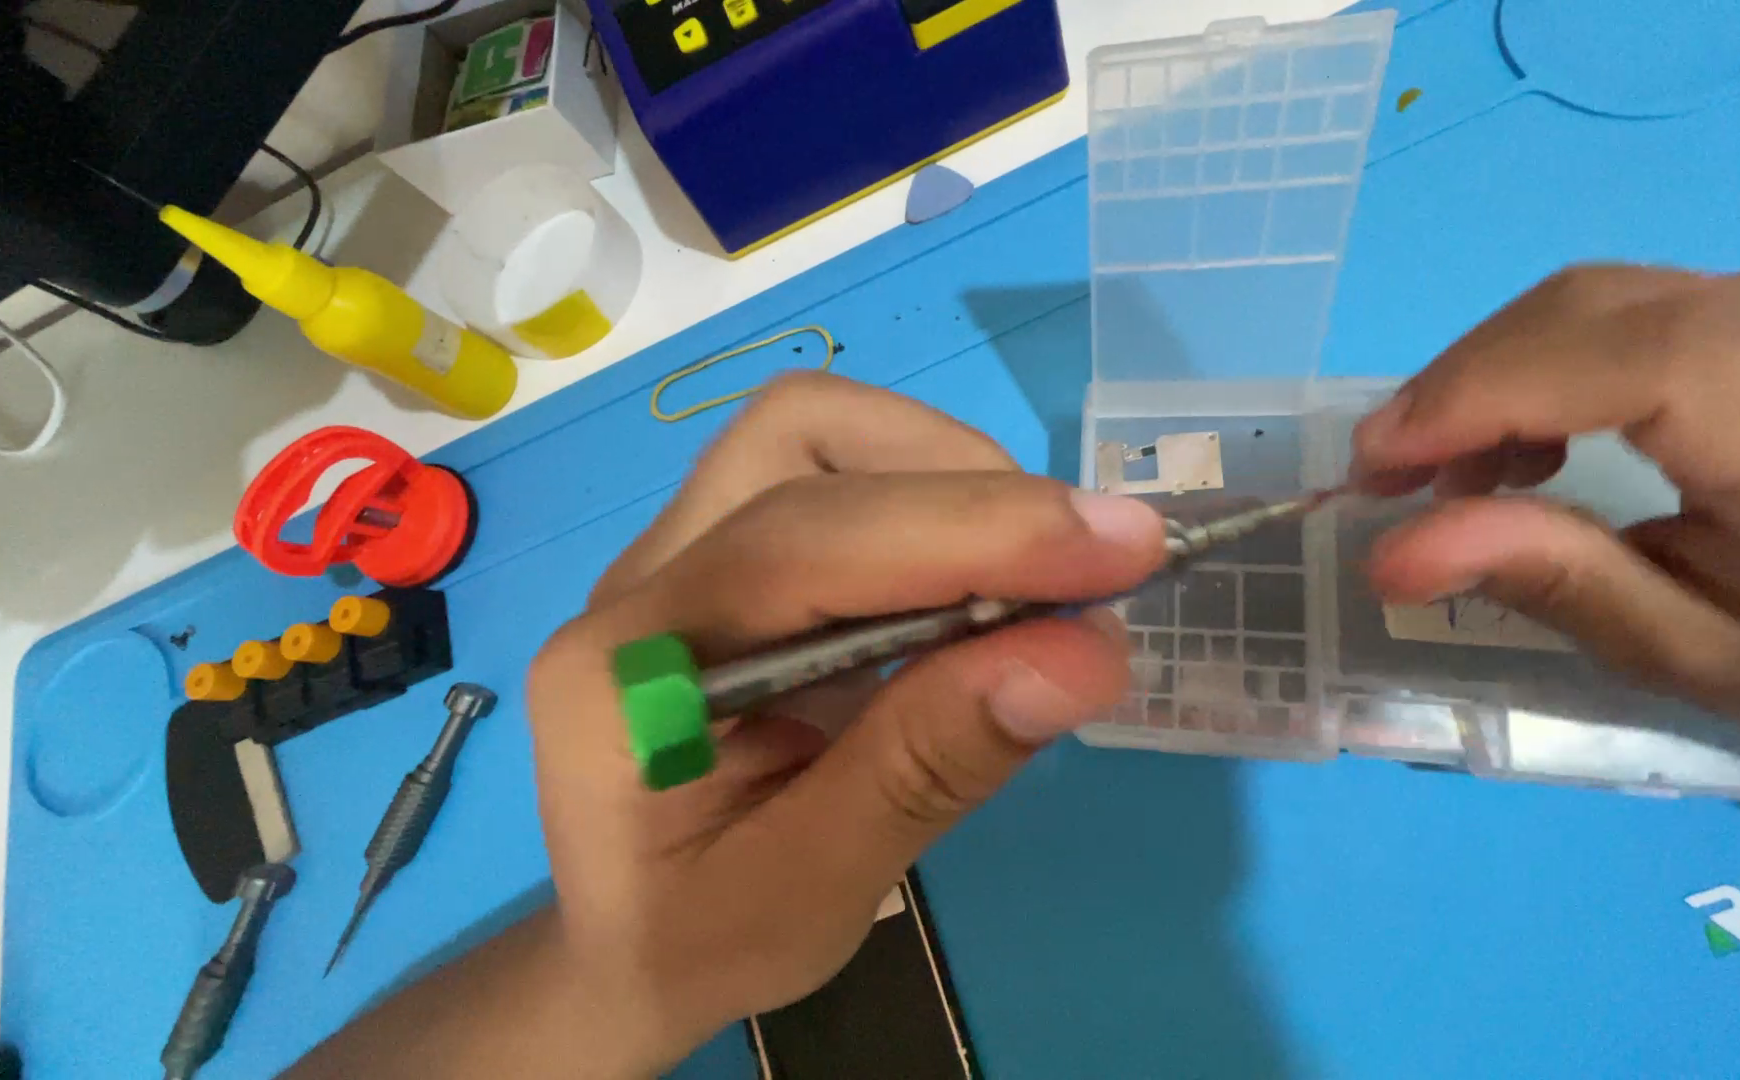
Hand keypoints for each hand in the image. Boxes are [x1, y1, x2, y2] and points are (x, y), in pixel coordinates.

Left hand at [288, 373, 1163, 1078]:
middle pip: (804, 439)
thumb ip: (929, 769)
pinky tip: (974, 574)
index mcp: (629, 670)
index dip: (973, 530)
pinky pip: (833, 475)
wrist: (615, 940)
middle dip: (965, 482)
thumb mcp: (807, 898)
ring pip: (819, 435)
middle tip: (1078, 565)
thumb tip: (1083, 653)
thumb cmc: (692, 940)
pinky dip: (930, 499)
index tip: (1125, 548)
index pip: (805, 543)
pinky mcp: (732, 555)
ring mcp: (683, 552)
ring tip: (1031, 568)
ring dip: (947, 475)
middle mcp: (645, 576)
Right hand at [1352, 262, 1739, 759]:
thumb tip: (1388, 557)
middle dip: (1451, 391)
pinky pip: (1627, 309)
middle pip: (1575, 312)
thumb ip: (1552, 582)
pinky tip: (1534, 440)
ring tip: (1454, 475)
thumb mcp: (1704, 651)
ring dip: (1486, 379)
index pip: (1611, 358)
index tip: (1368, 473)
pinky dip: (1539, 367)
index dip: (1467, 399)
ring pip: (1588, 302)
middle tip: (1387, 482)